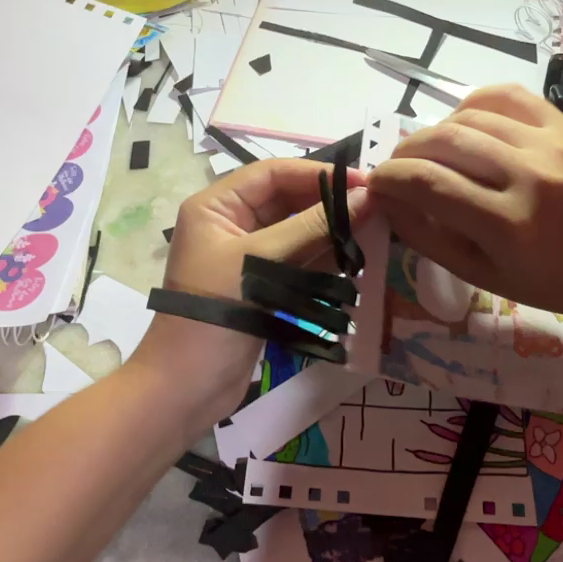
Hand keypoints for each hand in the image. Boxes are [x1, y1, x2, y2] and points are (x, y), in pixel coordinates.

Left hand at [125, 158, 368, 433]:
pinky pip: (300, 260)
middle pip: (288, 200)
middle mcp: (231, 224)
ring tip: (373, 229)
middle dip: (329, 203)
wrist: (186, 388)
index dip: (317, 173)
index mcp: (216, 207)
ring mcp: (248, 256)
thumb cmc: (212, 315)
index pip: (272, 173)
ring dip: (332, 231)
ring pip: (298, 231)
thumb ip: (311, 227)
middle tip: (376, 206)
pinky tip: (356, 258)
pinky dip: (326, 258)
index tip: (363, 180)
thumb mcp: (258, 262)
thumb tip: (365, 198)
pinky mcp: (264, 285)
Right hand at [368, 85, 562, 334]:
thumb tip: (386, 200)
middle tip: (397, 169)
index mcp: (508, 225)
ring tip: (428, 152)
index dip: (388, 179)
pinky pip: (504, 95)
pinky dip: (472, 105)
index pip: (426, 183)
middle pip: (441, 142)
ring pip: (467, 117)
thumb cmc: (556, 283)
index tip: (376, 184)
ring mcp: (551, 143)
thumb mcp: (485, 276)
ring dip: (434, 132)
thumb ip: (428, 237)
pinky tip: (464, 125)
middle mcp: (529, 175)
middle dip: (405, 152)